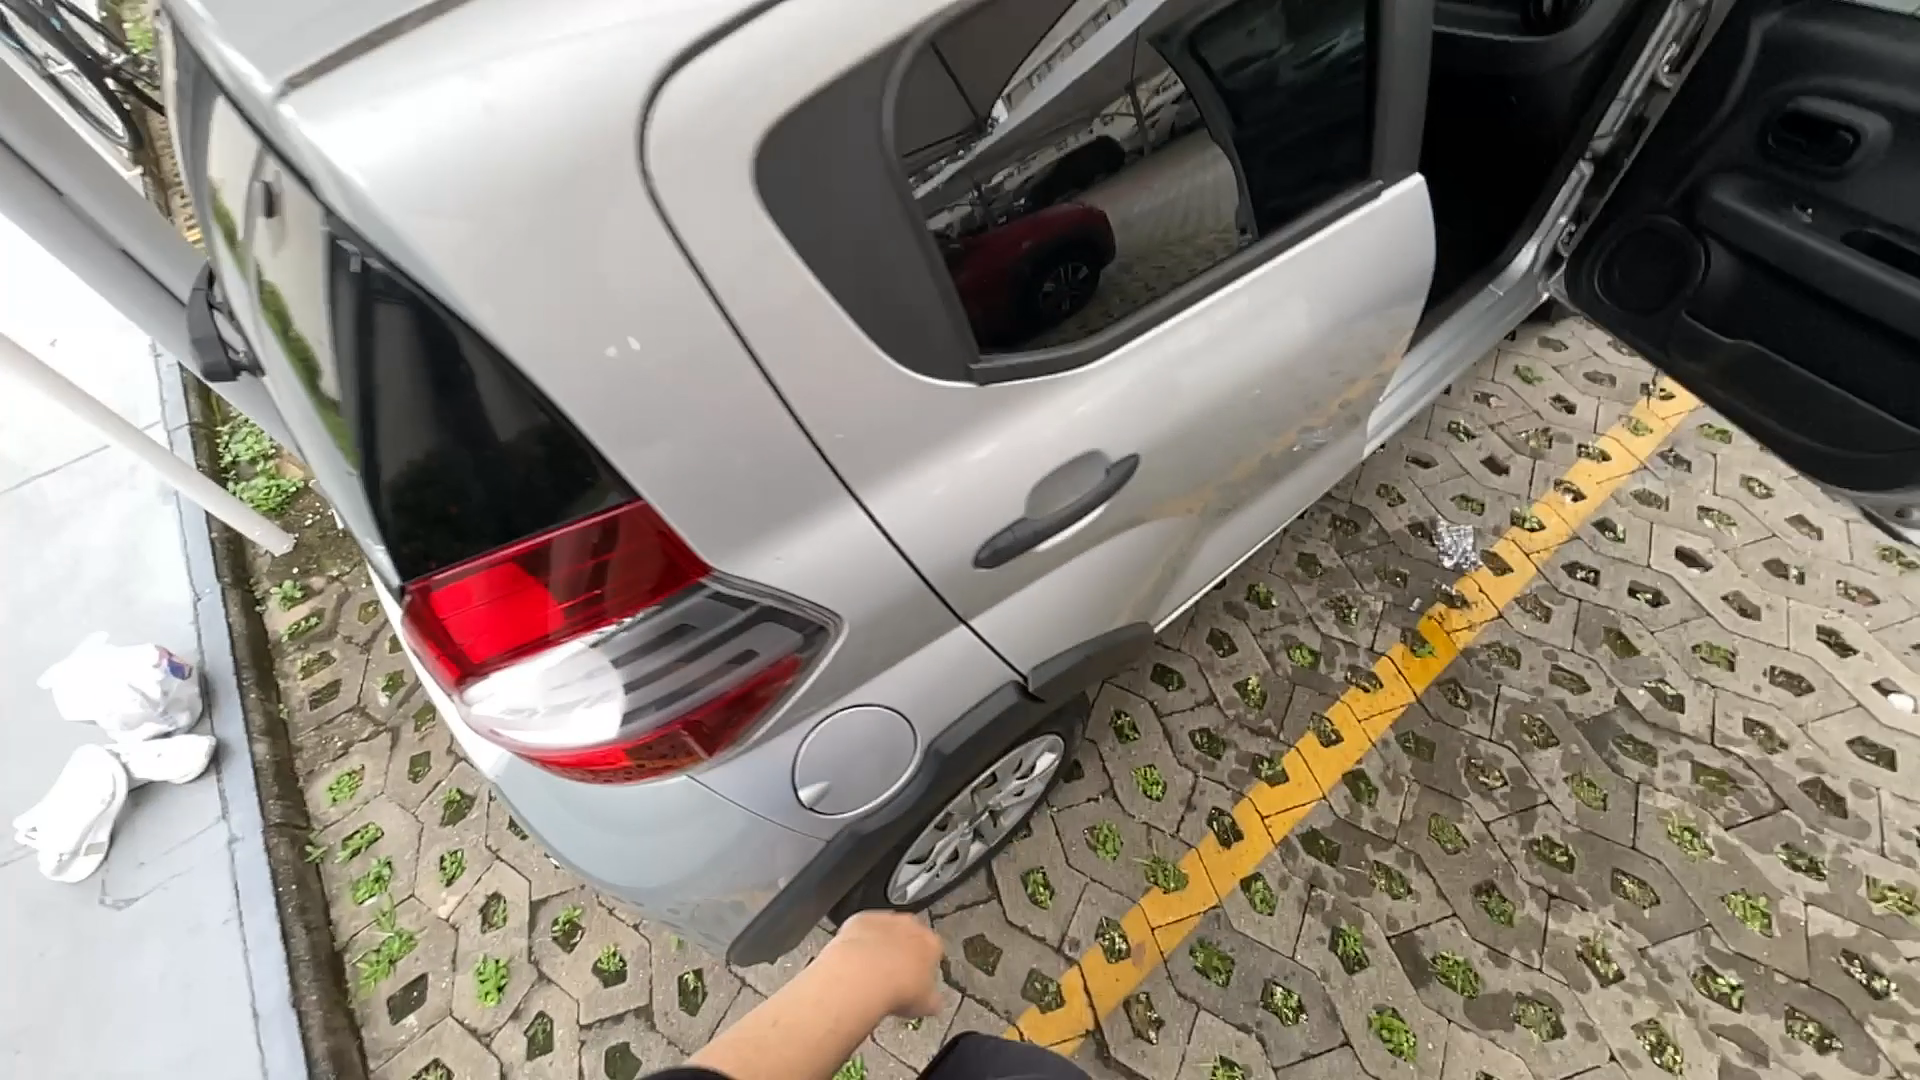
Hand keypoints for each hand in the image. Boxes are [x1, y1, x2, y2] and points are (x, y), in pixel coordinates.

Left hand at [818, 911, 945, 1017]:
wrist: (866, 977)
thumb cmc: (899, 990)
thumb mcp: (926, 1005)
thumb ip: (933, 1000)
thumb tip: (933, 1003)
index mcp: (931, 943)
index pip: (934, 952)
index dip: (925, 969)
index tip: (917, 984)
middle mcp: (911, 924)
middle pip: (910, 936)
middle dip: (903, 953)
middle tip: (893, 978)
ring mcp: (885, 919)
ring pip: (886, 931)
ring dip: (881, 946)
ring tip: (871, 974)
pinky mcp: (861, 919)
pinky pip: (863, 930)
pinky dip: (860, 942)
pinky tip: (855, 962)